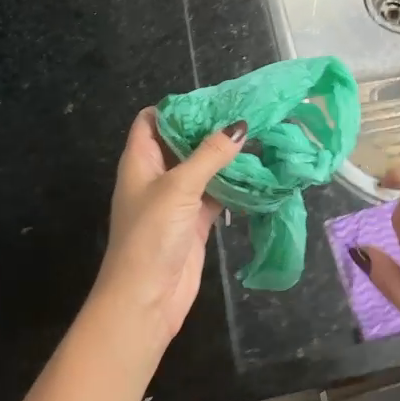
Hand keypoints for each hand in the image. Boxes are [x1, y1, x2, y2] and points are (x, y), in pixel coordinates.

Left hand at [91, 107, 244, 342]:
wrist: (145, 301)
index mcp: (140, 160)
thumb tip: (240, 125)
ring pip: (202, 167)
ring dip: (225, 155)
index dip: (176, 107)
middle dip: (209, 128)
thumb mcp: (179, 187)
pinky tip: (259, 172)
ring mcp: (176, 199)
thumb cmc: (151, 235)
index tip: (210, 99)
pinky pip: (216, 193)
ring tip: (258, 135)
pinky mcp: (195, 221)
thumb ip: (209, 154)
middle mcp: (157, 175)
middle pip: (181, 141)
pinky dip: (234, 184)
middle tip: (245, 112)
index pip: (151, 120)